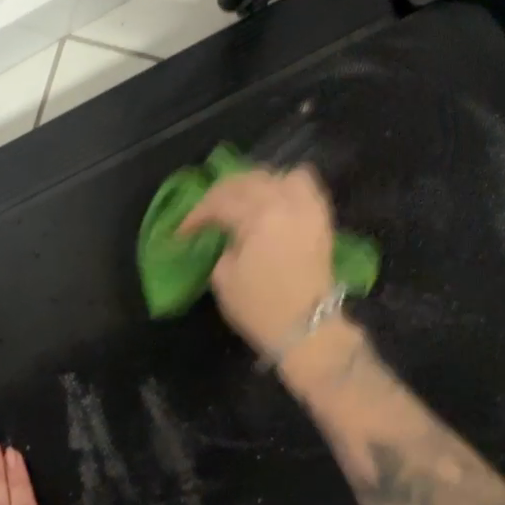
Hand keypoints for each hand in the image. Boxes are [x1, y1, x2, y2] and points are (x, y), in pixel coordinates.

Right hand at [181, 167, 342, 355]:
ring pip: (280, 176)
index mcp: (257, 216)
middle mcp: (285, 203)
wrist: (308, 328)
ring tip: (243, 200)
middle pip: (248, 181)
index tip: (182, 232)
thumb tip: (229, 237)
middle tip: (207, 211)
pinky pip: (305, 188)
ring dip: (257, 184)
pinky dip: (286, 187)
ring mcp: (308, 209)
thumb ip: (223, 246)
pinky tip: (273, 201)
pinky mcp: (321, 221)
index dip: (196, 216)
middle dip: (222, 193)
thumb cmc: (259, 307)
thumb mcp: (224, 278)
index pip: (219, 203)